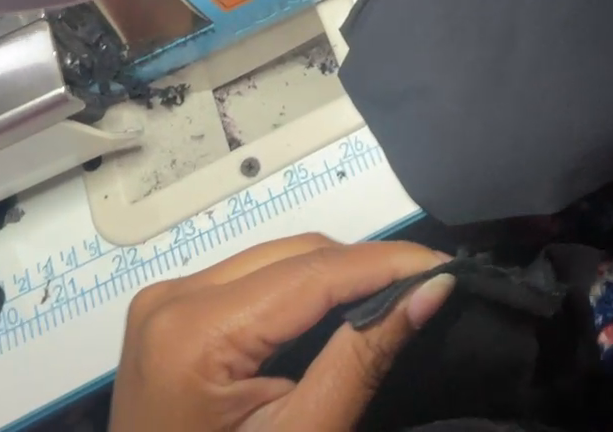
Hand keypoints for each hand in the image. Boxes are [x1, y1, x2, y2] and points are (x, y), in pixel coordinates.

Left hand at [109, 234, 455, 431]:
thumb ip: (363, 357)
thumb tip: (432, 288)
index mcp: (193, 332)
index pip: (312, 272)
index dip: (386, 262)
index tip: (446, 264)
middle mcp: (174, 295)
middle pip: (294, 256)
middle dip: (365, 265)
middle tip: (426, 284)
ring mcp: (166, 298)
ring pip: (278, 258)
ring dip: (337, 272)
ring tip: (393, 291)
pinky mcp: (171, 308)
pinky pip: (254, 276)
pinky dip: (302, 286)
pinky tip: (340, 303)